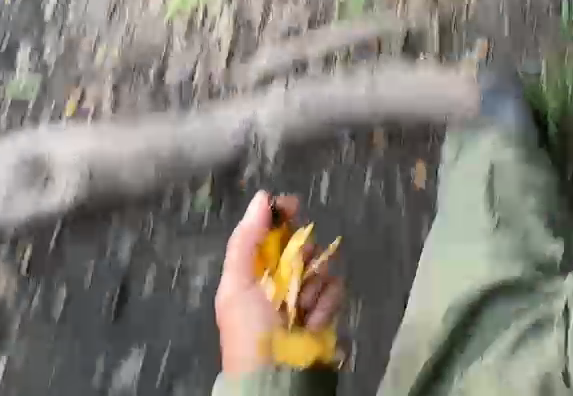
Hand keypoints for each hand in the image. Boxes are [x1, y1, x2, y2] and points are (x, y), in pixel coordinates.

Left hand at [215, 192, 343, 374]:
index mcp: (254, 270)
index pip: (271, 230)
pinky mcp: (325, 310)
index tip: (293, 207)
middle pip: (302, 243)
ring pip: (321, 264)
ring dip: (313, 284)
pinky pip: (335, 288)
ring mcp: (304, 294)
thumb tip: (262, 195)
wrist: (275, 378)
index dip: (282, 215)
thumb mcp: (236, 285)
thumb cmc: (249, 330)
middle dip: (303, 254)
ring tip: (302, 305)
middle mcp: (280, 278)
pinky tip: (312, 319)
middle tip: (297, 270)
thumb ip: (246, 240)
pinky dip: (326, 303)